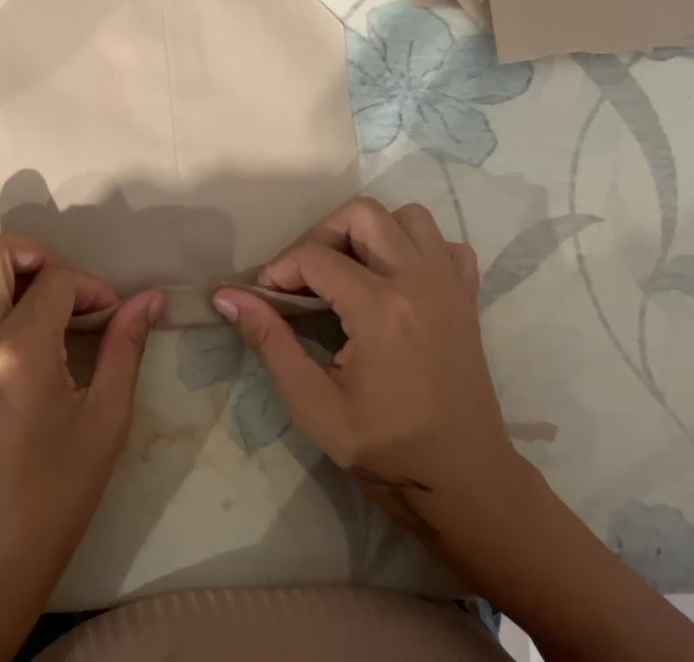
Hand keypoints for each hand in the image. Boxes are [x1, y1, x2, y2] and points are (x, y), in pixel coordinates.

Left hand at [0, 235, 162, 623]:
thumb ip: (126, 349)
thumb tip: (150, 298)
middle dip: (29, 254)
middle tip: (54, 287)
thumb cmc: (56, 492)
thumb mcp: (106, 421)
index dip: (89, 286)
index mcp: (21, 352)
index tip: (106, 311)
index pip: (56, 281)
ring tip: (5, 298)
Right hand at [212, 197, 518, 499]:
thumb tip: (225, 296)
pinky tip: (396, 281)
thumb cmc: (383, 446)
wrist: (461, 479)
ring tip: (348, 272)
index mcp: (380, 309)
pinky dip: (417, 249)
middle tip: (305, 277)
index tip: (265, 300)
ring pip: (408, 218)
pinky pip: (444, 246)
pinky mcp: (468, 298)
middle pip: (362, 214)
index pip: (314, 256)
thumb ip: (269, 341)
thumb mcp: (312, 402)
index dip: (279, 270)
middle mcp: (419, 282)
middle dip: (321, 235)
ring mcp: (450, 286)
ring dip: (371, 233)